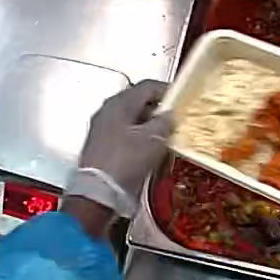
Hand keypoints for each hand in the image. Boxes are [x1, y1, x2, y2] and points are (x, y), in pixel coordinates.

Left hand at [63, 81, 171, 217]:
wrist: (98, 193)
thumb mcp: (153, 140)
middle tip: (174, 116)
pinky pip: (123, 132)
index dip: (166, 90)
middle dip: (157, 107)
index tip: (181, 97)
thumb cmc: (126, 162)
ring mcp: (101, 128)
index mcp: (119, 104)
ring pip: (130, 117)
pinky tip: (148, 147)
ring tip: (164, 133)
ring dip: (148, 122)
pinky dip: (137, 135)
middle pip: (137, 100)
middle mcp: (107, 111)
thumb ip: (164, 122)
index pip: (146, 86)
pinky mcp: (100, 145)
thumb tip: (169, 115)